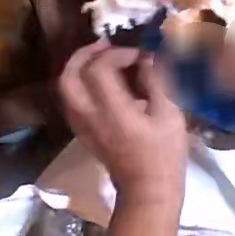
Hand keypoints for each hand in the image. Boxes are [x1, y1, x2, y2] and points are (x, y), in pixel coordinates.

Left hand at [58, 42, 187, 206]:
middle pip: (69, 75)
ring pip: (65, 87)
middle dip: (84, 54)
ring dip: (79, 66)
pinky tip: (99, 80)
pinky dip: (79, 82)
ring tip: (100, 58)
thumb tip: (146, 58)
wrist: (146, 191)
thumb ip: (156, 81)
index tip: (139, 56)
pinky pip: (70, 99)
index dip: (118, 53)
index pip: (99, 69)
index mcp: (112, 111)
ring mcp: (81, 125)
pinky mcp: (81, 131)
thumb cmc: (163, 154)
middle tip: (105, 45)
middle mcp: (89, 115)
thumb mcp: (169, 114)